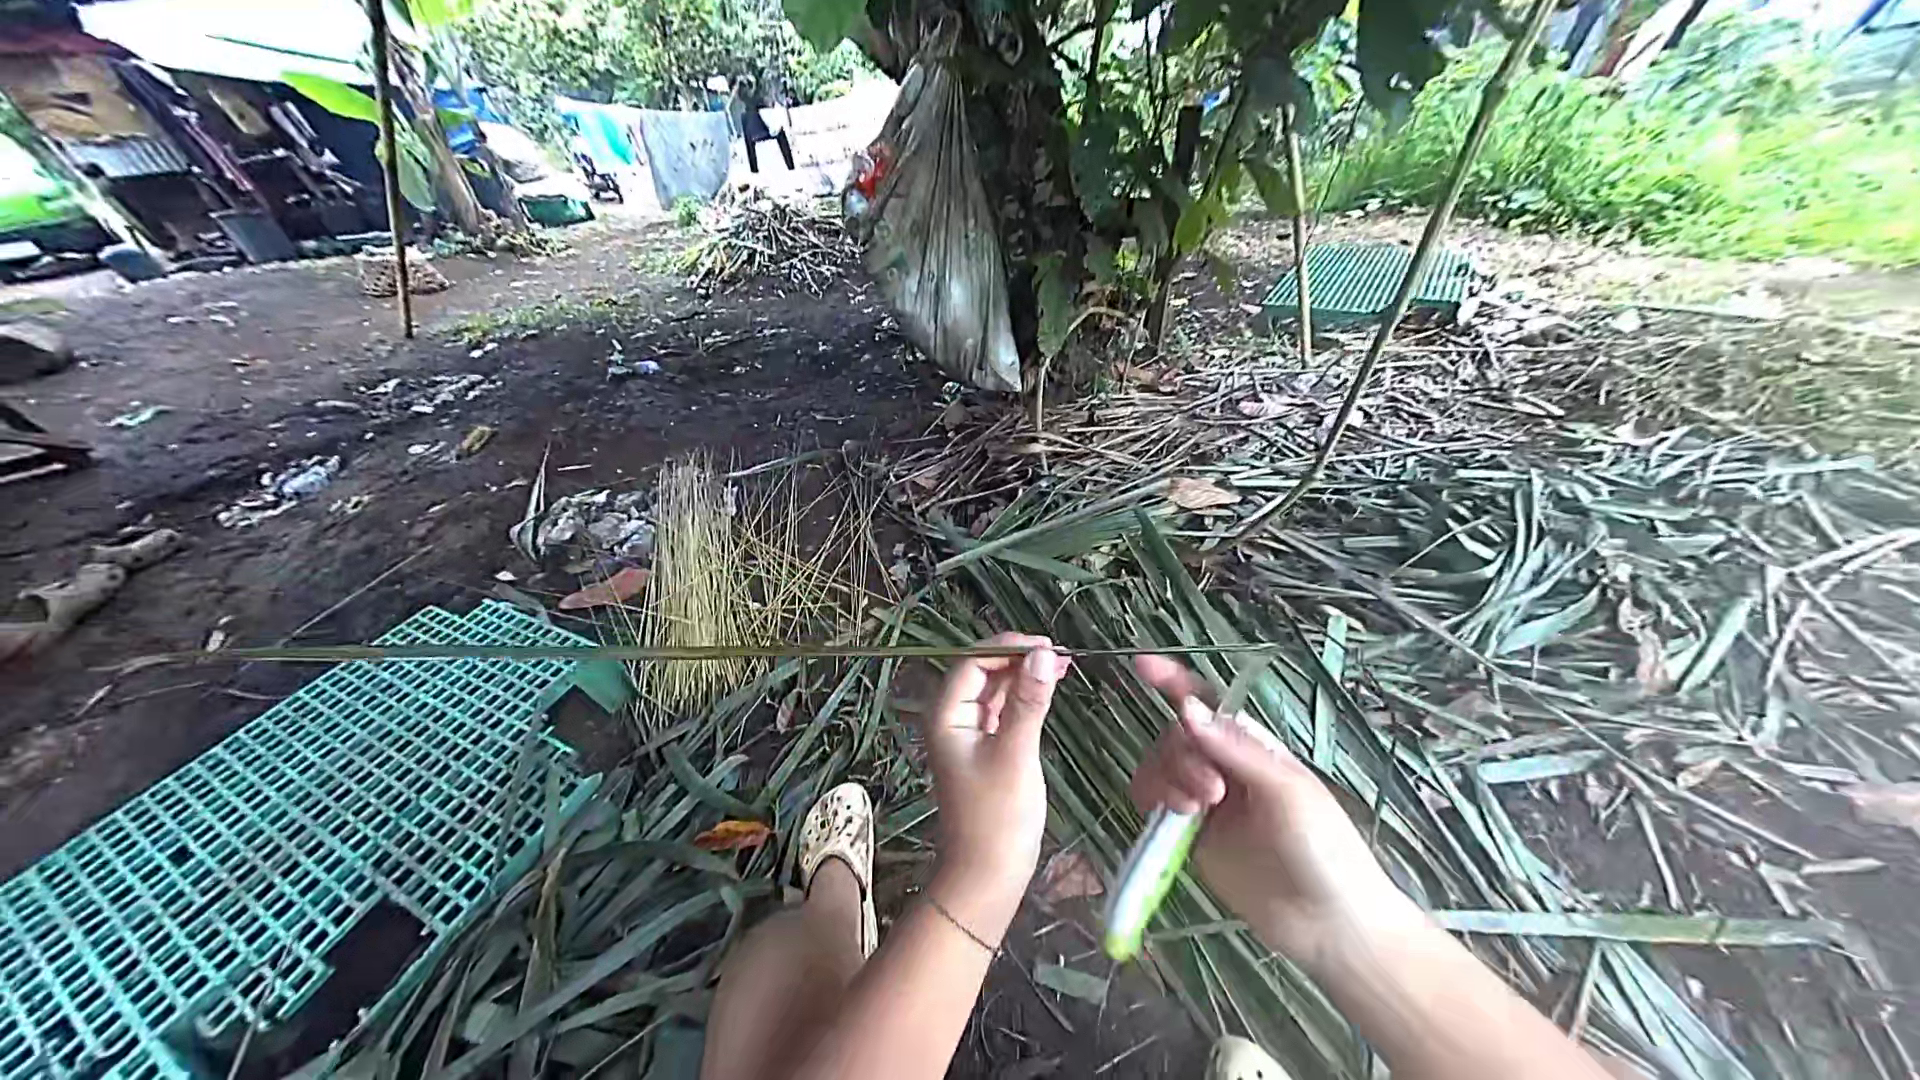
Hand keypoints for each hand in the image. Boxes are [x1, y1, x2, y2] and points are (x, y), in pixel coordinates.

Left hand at [920, 633, 1070, 938]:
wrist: (987, 877)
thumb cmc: (997, 818)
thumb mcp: (1015, 754)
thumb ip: (1028, 702)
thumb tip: (1044, 654)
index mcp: (945, 713)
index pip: (971, 661)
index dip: (1007, 647)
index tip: (1047, 645)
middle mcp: (951, 715)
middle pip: (982, 669)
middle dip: (1019, 657)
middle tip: (1061, 654)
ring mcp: (968, 729)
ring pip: (995, 686)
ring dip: (1024, 673)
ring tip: (1063, 664)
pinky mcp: (985, 743)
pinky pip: (1002, 706)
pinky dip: (1024, 694)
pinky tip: (1048, 686)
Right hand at [1128, 655, 1421, 968]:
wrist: (1327, 927)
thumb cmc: (1324, 850)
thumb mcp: (1287, 791)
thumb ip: (1234, 750)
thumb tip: (1187, 710)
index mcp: (1251, 747)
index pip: (1207, 703)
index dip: (1173, 681)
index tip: (1141, 665)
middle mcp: (1222, 767)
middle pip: (1176, 736)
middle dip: (1183, 757)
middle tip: (1211, 793)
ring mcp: (1203, 800)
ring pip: (1160, 765)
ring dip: (1168, 778)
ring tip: (1193, 810)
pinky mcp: (1188, 833)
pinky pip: (1153, 800)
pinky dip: (1152, 798)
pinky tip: (1169, 815)